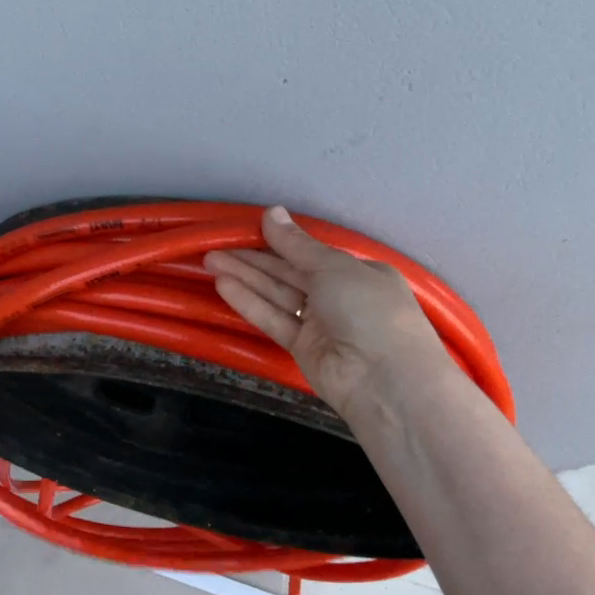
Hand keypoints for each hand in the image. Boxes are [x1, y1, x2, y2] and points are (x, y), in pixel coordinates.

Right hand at [203, 205, 452, 416]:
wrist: (386, 382)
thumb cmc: (369, 310)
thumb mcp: (334, 268)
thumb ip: (295, 244)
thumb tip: (271, 212)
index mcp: (358, 272)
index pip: (311, 252)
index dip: (278, 241)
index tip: (246, 229)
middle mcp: (339, 295)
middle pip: (288, 272)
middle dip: (253, 258)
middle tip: (215, 245)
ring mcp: (320, 323)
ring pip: (276, 294)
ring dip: (245, 277)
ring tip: (209, 260)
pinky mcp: (302, 347)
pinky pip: (273, 319)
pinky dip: (250, 302)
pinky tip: (223, 285)